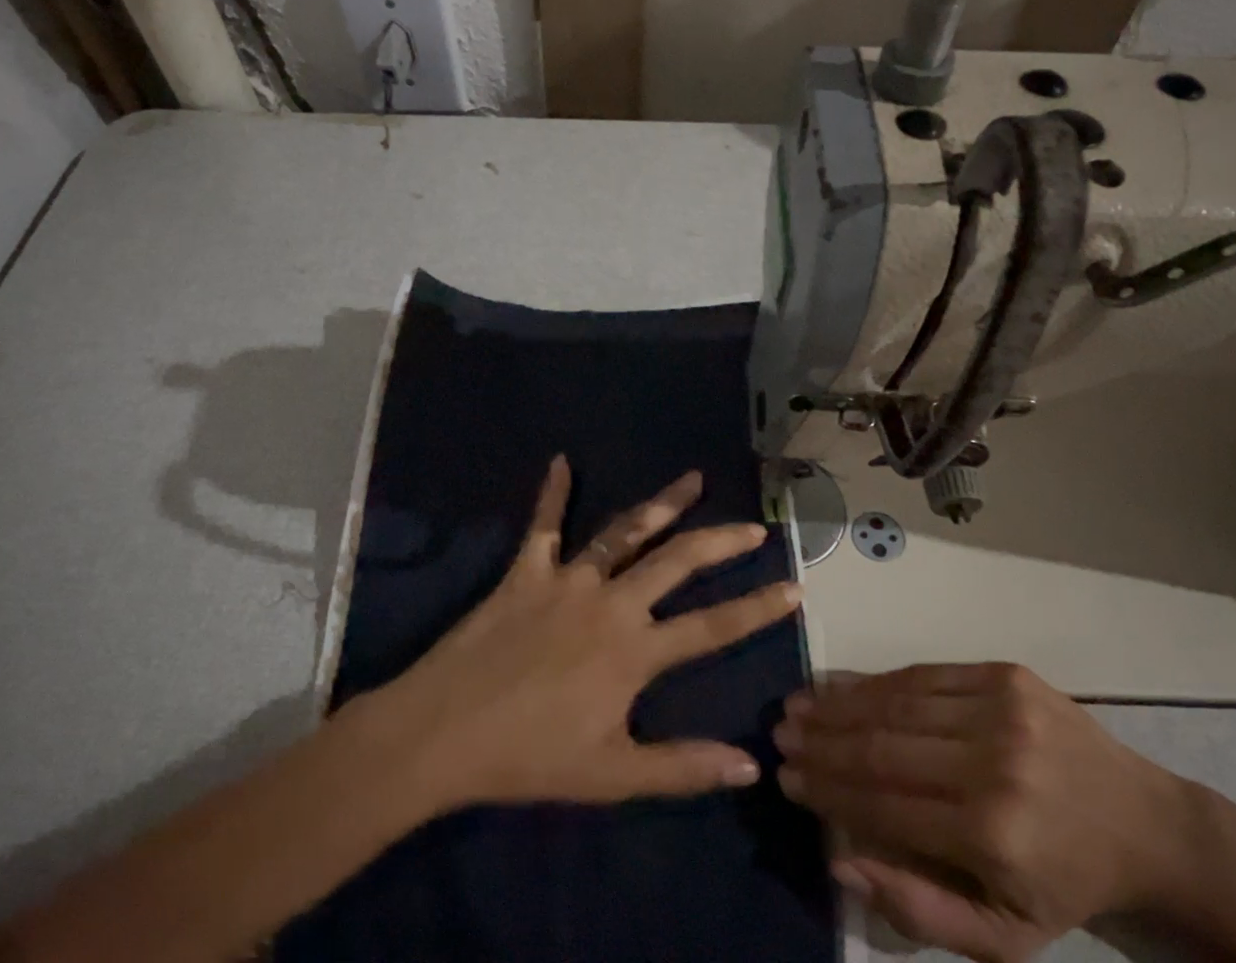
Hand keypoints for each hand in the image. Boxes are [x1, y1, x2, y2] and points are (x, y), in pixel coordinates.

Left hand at [346, 455, 800, 809]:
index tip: (796, 588)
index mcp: (635, 652)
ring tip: (692, 480)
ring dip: (660, 505)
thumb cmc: (528, 757)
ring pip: (623, 533)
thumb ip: (683, 767)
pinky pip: (543, 527)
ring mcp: (565, 582)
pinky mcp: (523, 575)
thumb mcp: (611, 775)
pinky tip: (561, 460)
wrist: (439, 732)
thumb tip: (752, 764)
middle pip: (676, 563)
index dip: (759, 608)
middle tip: (754, 526)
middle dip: (720, 542)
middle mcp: (610, 604)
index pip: (713, 627)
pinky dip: (553, 493)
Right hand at [773, 664, 1198, 961]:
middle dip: (821, 742)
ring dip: (839, 704)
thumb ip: (917, 908)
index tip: (785, 779)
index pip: (880, 803)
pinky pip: (924, 674)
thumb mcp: (1000, 936)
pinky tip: (843, 685)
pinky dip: (876, 681)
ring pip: (896, 702)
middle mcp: (992, 762)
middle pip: (881, 746)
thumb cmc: (1064, 884)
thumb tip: (839, 861)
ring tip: (797, 706)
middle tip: (778, 737)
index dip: (825, 790)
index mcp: (989, 832)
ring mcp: (1002, 710)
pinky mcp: (1008, 676)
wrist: (1147, 825)